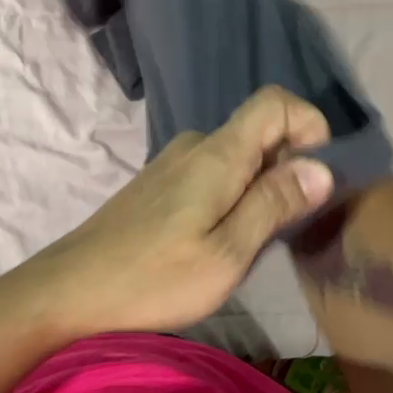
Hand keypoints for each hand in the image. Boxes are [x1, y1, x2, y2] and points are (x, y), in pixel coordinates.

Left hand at [11, 87, 337, 336]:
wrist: (70, 290)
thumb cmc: (154, 278)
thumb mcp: (227, 253)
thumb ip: (273, 204)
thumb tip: (322, 166)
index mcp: (216, 154)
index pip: (275, 102)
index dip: (309, 126)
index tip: (316, 179)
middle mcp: (193, 146)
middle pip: (257, 134)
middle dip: (285, 172)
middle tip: (278, 233)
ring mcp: (170, 163)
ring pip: (234, 159)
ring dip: (256, 191)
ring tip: (242, 248)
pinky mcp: (155, 185)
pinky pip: (210, 175)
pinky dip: (228, 198)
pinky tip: (209, 245)